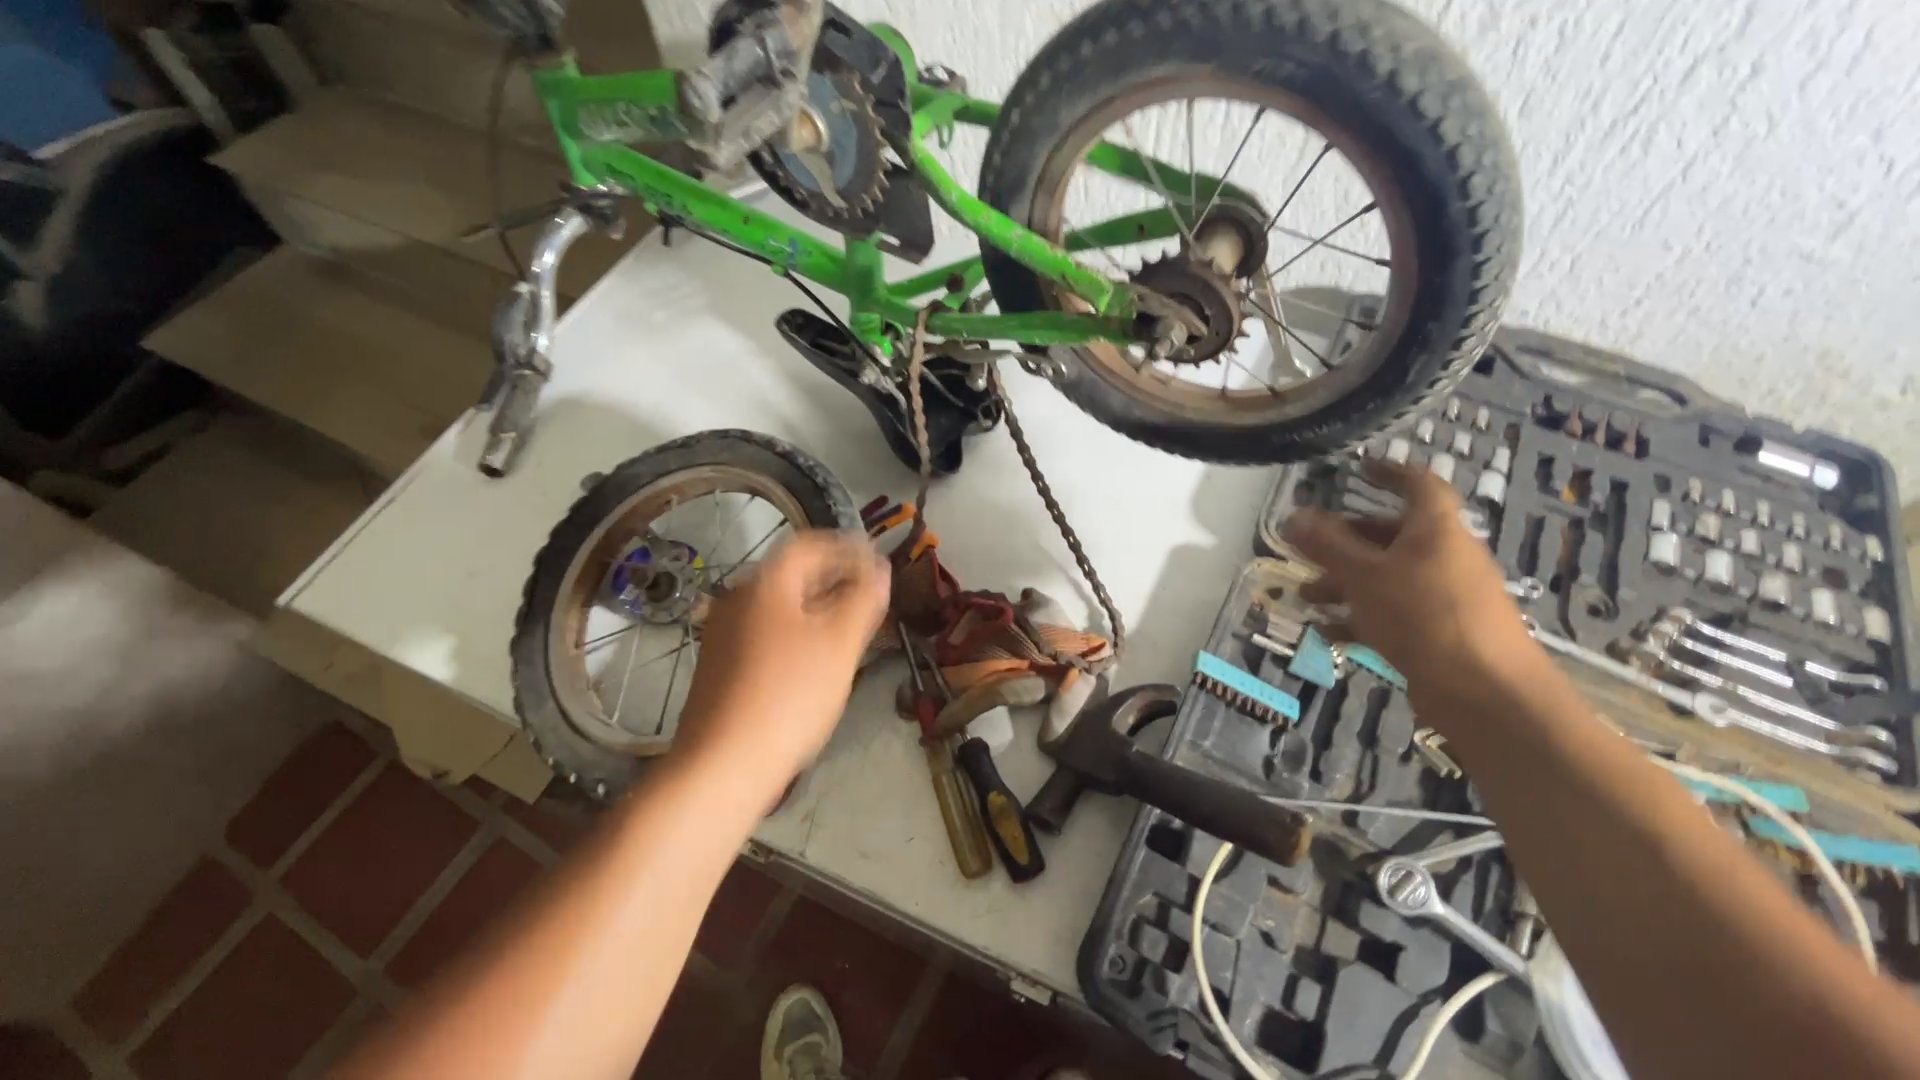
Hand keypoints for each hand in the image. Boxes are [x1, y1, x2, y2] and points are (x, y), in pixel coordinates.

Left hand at [674, 530, 890, 787]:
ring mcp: (722, 635)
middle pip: (791, 575)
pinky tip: (815, 661)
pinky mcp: (719, 667)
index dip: (847, 547)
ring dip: (817, 607)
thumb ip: (864, 599)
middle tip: (871, 594)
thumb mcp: (840, 644)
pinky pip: (765, 634)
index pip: (809, 545)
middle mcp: (736, 599)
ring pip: (779, 607)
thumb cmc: (789, 695)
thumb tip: (880, 569)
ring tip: (850, 627)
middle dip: (834, 578)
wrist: (723, 764)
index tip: (878, 560)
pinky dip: (796, 633)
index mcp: (764, 583)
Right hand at [1282, 459, 1548, 717]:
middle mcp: (1444, 556)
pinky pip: (1393, 614)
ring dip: (1345, 583)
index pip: (1415, 484)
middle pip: (1392, 536)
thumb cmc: (1423, 616)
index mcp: (1435, 529)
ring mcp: (1444, 597)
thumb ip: (1327, 545)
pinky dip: (1360, 617)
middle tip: (1307, 548)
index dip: (1387, 472)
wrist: (1485, 691)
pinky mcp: (1439, 633)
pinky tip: (1327, 632)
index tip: (1357, 468)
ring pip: (1387, 578)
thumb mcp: (1365, 575)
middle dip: (1345, 542)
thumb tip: (1294, 515)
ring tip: (1306, 597)